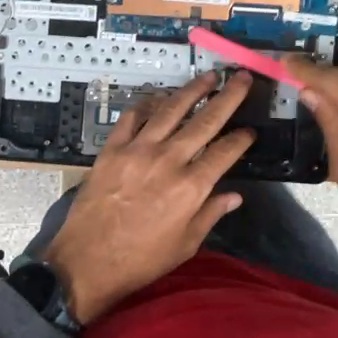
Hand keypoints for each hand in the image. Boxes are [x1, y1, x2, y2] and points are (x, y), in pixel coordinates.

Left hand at [43, 72, 256, 322]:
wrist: (87, 261)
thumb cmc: (140, 260)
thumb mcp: (186, 245)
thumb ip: (210, 214)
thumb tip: (235, 196)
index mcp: (191, 187)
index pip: (225, 152)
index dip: (241, 139)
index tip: (250, 131)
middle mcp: (168, 161)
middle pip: (205, 121)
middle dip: (227, 98)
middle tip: (242, 79)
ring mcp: (137, 150)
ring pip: (170, 110)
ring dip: (191, 90)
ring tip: (207, 76)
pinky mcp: (111, 149)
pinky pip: (132, 117)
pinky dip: (147, 104)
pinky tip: (158, 98)